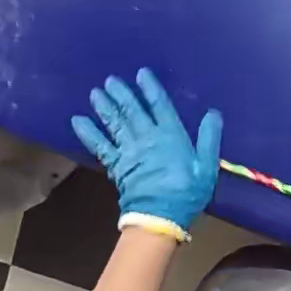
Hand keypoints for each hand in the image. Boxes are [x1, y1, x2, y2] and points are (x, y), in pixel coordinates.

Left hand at [71, 68, 222, 230]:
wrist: (160, 216)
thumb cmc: (187, 193)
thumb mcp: (207, 166)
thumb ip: (210, 139)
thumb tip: (213, 114)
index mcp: (171, 136)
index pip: (160, 106)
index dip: (151, 89)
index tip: (141, 74)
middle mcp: (147, 137)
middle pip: (132, 110)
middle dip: (122, 94)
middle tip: (110, 81)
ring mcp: (129, 151)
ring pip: (115, 123)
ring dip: (104, 107)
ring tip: (95, 93)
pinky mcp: (116, 165)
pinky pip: (100, 146)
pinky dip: (89, 133)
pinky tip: (78, 120)